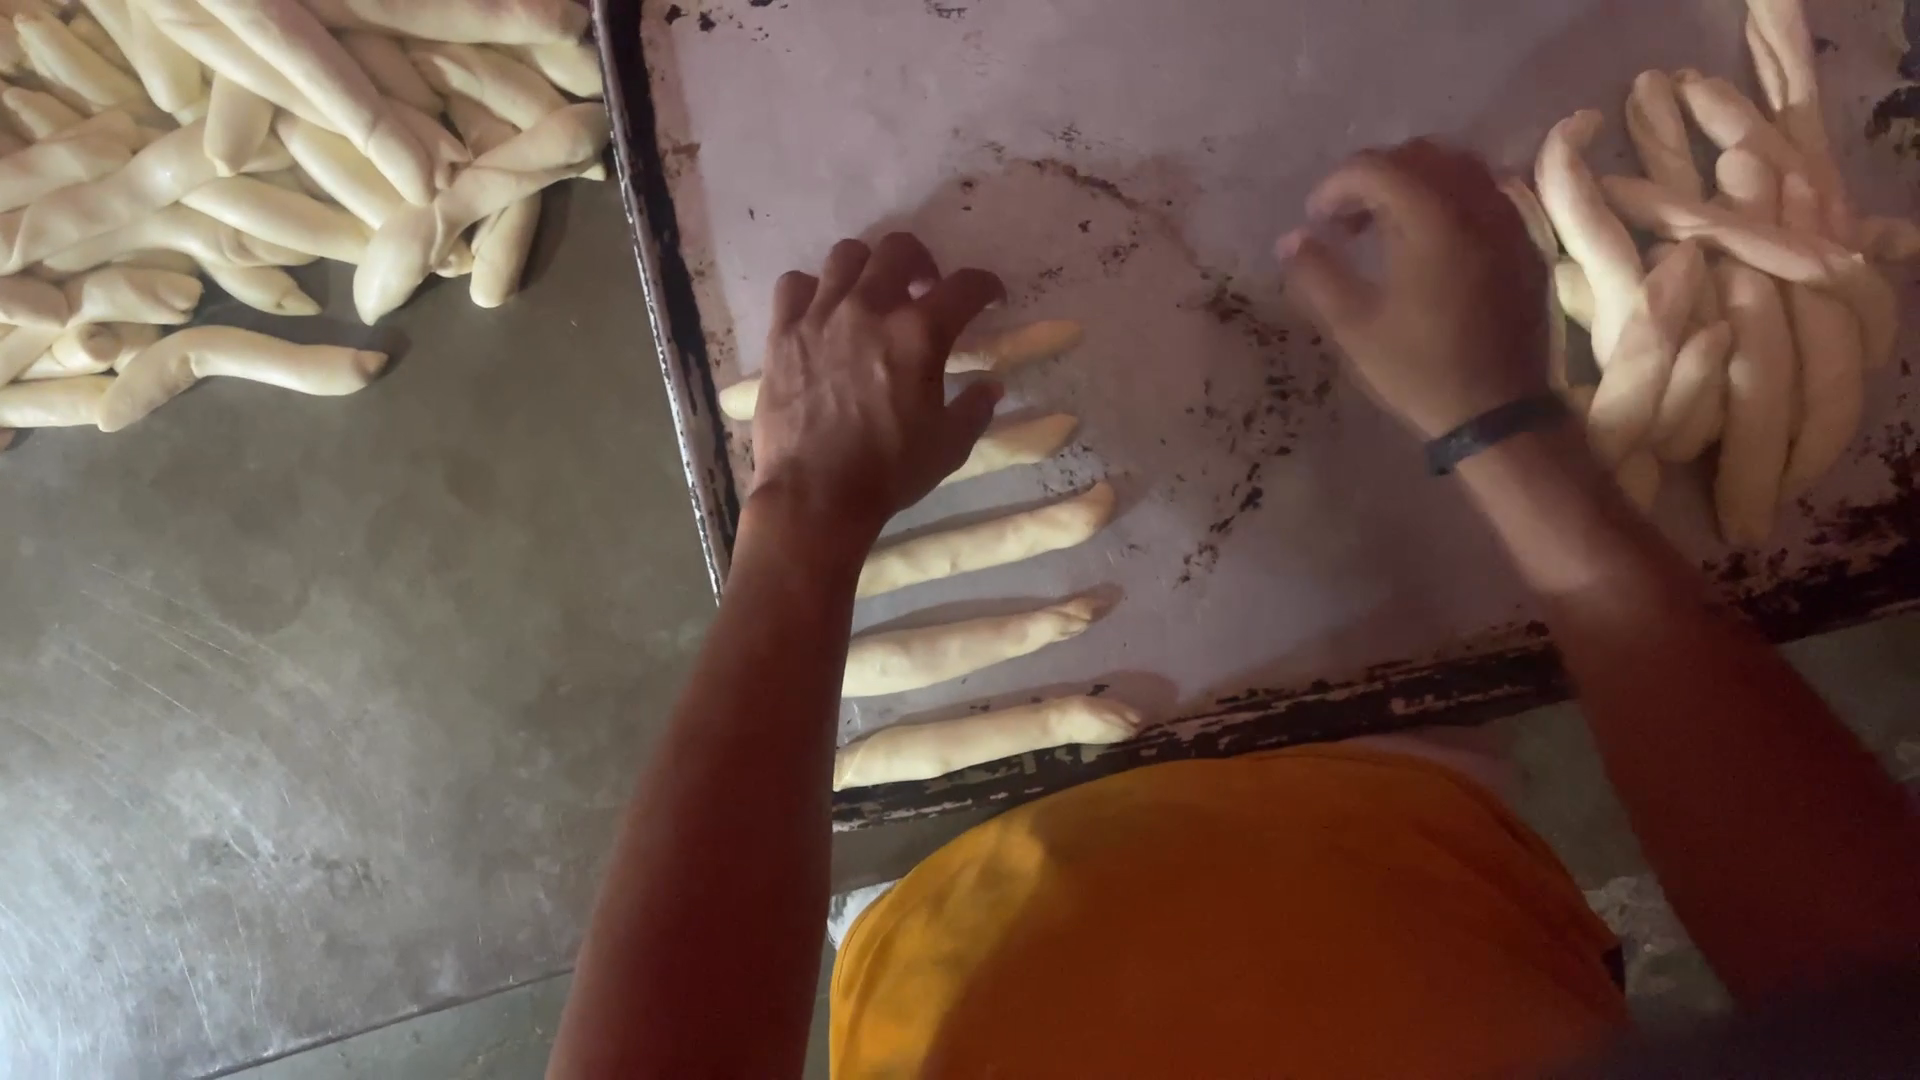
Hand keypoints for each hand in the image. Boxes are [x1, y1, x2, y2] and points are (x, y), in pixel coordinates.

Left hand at [748, 233, 1005, 555]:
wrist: (816, 495)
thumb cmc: (889, 473)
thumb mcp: (949, 446)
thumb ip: (975, 409)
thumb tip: (991, 387)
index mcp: (919, 334)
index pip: (964, 287)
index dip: (985, 285)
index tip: (989, 296)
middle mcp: (870, 308)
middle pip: (899, 250)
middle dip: (922, 262)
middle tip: (926, 289)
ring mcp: (821, 316)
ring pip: (846, 257)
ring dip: (869, 269)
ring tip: (872, 296)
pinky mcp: (783, 333)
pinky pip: (796, 285)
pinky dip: (814, 290)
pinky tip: (823, 312)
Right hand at [1278, 139, 1548, 437]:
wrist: (1494, 409)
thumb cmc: (1415, 369)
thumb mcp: (1351, 326)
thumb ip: (1316, 274)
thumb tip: (1290, 239)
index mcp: (1432, 221)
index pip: (1377, 167)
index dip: (1334, 186)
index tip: (1313, 220)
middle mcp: (1477, 204)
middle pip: (1420, 154)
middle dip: (1372, 177)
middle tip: (1343, 222)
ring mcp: (1509, 219)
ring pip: (1457, 166)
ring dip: (1411, 184)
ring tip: (1381, 228)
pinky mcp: (1524, 240)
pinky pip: (1483, 192)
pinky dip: (1444, 199)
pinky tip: (1422, 243)